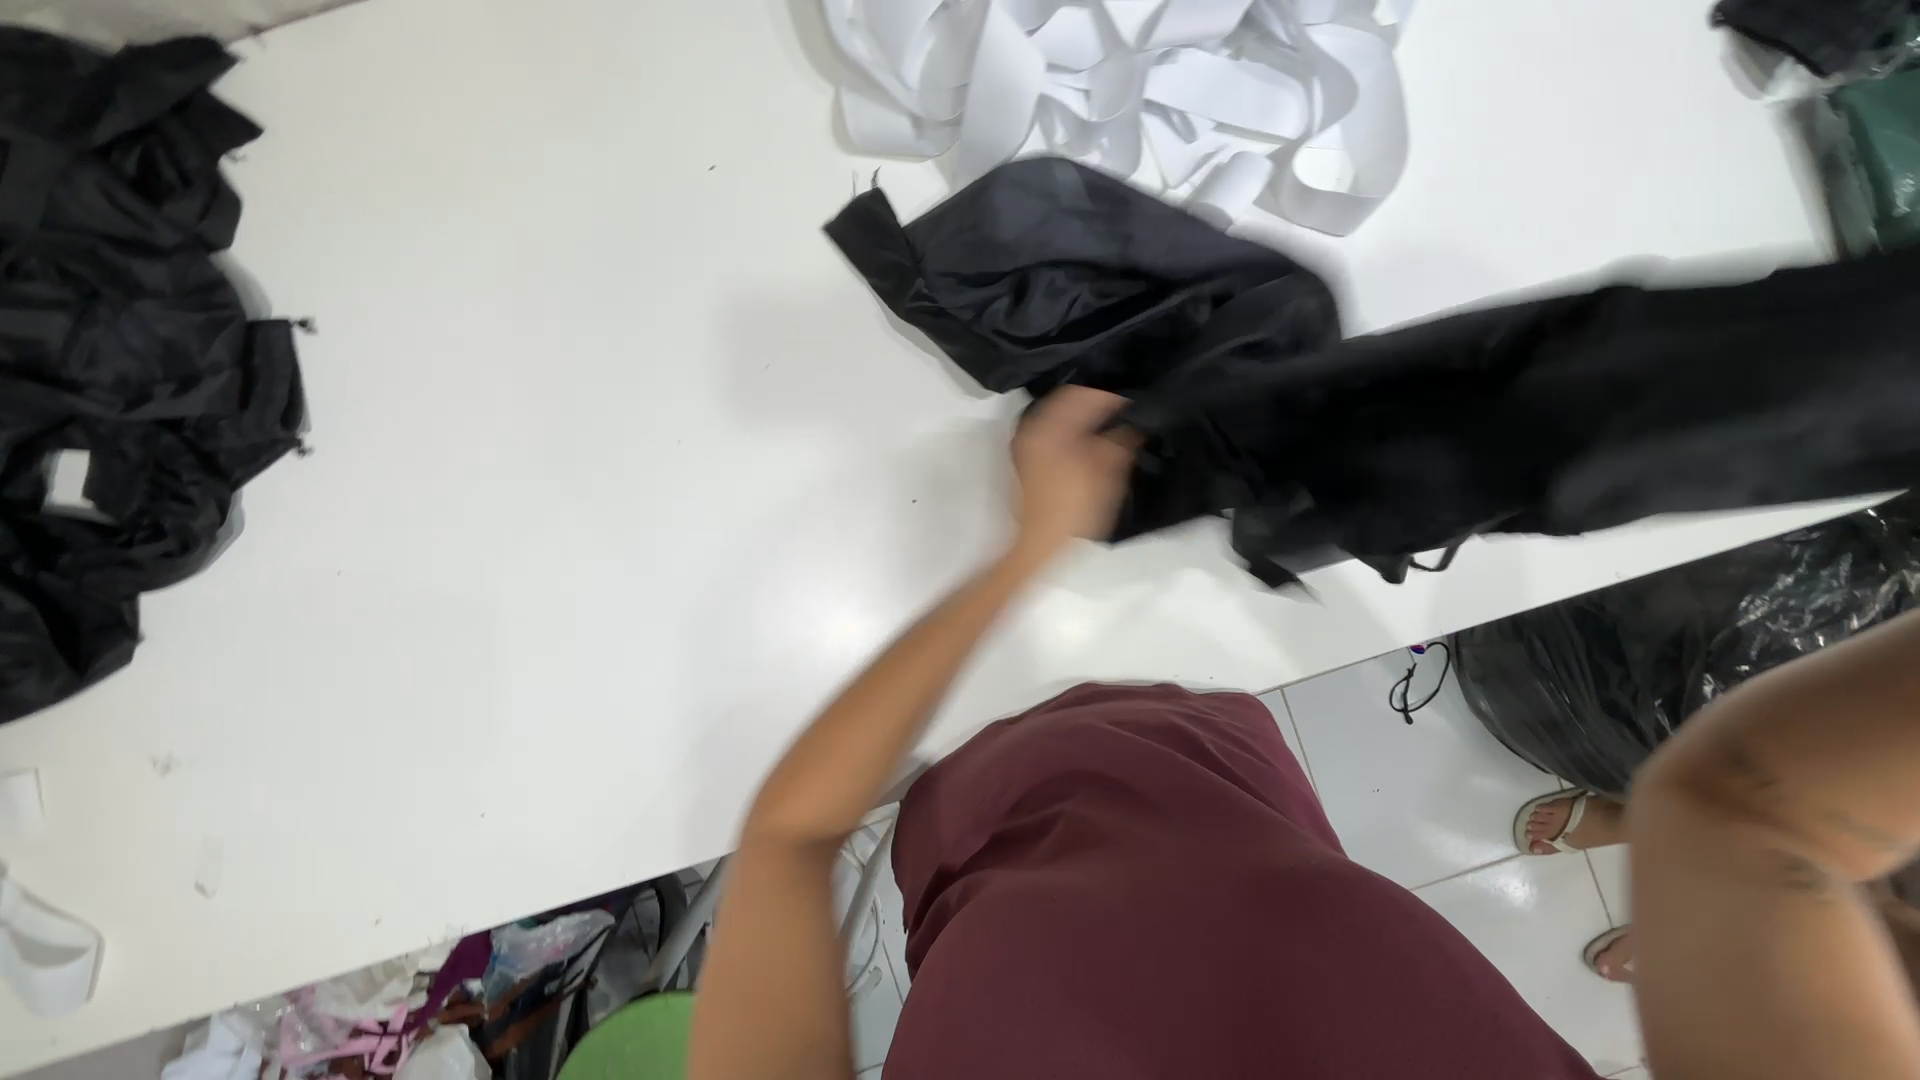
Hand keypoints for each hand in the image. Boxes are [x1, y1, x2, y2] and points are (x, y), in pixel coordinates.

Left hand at [1010, 386, 1137, 555]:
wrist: (1038, 544)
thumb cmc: (1072, 509)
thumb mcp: (1107, 472)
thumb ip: (1123, 439)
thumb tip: (1135, 422)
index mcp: (1048, 426)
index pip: (1084, 393)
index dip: (1113, 395)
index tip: (1137, 402)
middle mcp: (1032, 428)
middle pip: (1070, 401)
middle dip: (1099, 404)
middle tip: (1128, 412)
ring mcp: (1027, 444)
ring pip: (1063, 417)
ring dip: (1087, 418)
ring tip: (1116, 426)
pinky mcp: (1028, 460)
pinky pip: (1056, 433)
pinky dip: (1076, 432)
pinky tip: (1095, 444)